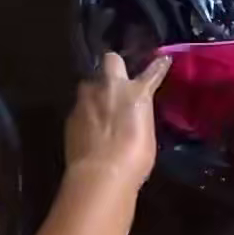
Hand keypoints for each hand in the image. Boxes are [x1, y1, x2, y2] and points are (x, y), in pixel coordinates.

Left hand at [63, 52, 170, 193]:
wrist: (100, 174)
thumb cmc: (134, 158)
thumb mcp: (146, 134)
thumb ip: (139, 116)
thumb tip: (133, 115)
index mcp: (136, 92)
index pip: (152, 73)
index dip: (158, 66)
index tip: (163, 60)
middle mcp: (110, 87)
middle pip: (111, 60)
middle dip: (114, 67)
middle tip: (116, 83)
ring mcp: (86, 99)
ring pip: (90, 85)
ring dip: (95, 94)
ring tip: (100, 112)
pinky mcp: (71, 114)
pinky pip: (80, 108)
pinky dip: (85, 115)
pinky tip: (88, 131)